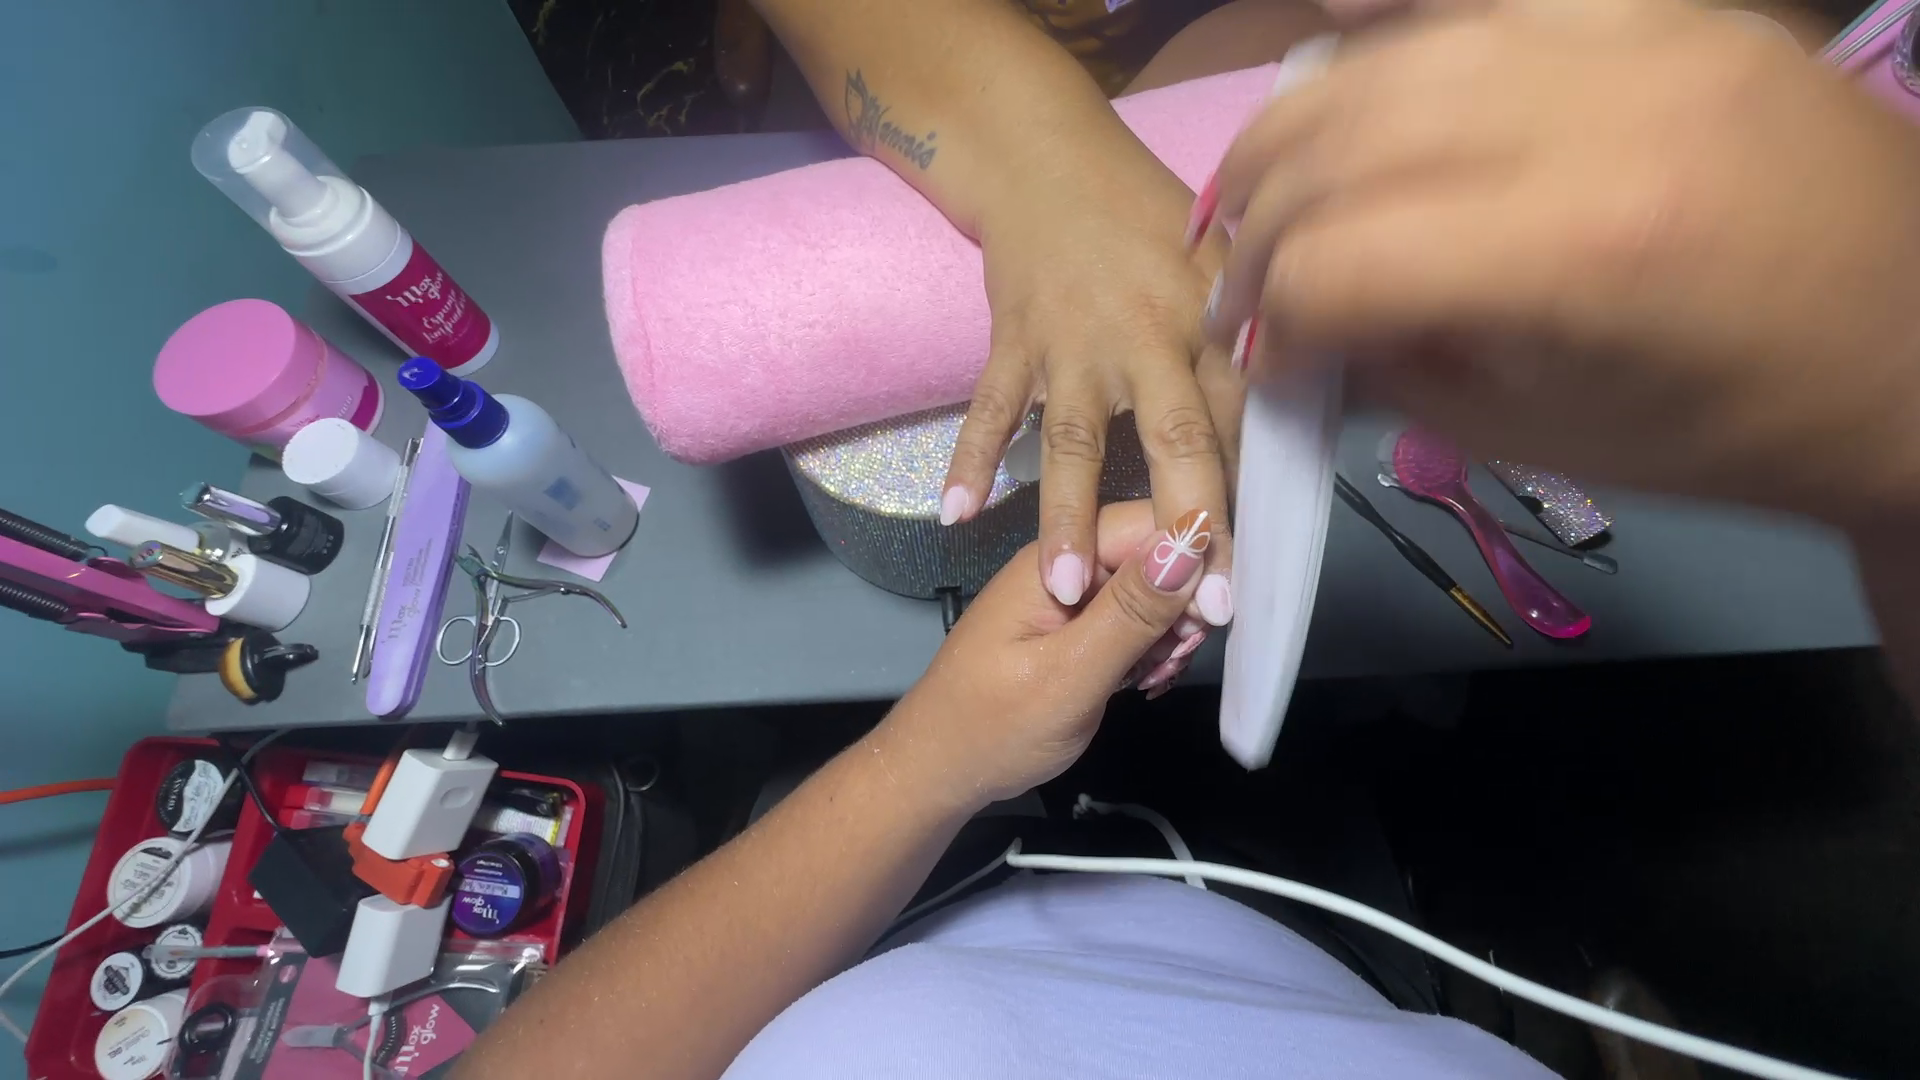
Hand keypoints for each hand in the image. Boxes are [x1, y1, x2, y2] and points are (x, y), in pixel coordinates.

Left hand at [878, 501, 1213, 812]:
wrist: (943, 770)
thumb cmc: (994, 725)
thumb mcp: (1069, 673)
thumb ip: (1130, 611)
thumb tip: (1191, 540)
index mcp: (1054, 559)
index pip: (1146, 522)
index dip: (1193, 559)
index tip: (1214, 615)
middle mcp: (1065, 566)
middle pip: (1155, 557)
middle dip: (1181, 606)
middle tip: (1171, 660)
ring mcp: (1071, 598)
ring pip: (1151, 595)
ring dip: (1168, 636)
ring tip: (1152, 680)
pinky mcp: (1078, 630)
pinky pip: (1133, 625)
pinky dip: (1149, 652)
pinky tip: (1143, 684)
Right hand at [940, 163, 1240, 627]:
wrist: (1052, 166)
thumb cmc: (1146, 222)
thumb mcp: (1218, 263)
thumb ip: (1243, 343)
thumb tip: (1277, 424)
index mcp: (1208, 323)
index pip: (1237, 426)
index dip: (1246, 502)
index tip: (1246, 576)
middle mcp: (1145, 339)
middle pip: (1172, 440)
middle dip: (1187, 523)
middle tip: (1197, 607)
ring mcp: (1071, 344)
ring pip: (1072, 441)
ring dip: (1066, 516)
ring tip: (1063, 588)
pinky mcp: (1012, 343)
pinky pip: (989, 409)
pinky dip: (969, 460)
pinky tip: (952, 515)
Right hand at [1204, 0, 1919, 526]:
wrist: (1917, 352)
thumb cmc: (1707, 427)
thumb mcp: (1512, 429)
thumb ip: (1377, 366)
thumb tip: (1283, 332)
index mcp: (1575, 255)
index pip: (1334, 265)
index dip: (1269, 319)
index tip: (1261, 363)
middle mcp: (1602, 112)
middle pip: (1337, 149)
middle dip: (1257, 232)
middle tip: (1239, 289)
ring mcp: (1637, 35)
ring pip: (1383, 65)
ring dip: (1286, 138)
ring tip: (1254, 200)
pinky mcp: (1655, 8)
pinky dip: (1377, 23)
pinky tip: (1323, 42)